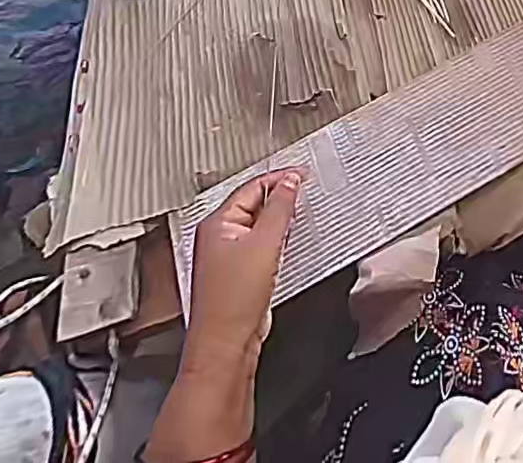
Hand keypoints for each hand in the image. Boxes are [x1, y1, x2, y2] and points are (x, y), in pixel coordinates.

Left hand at [185, 170, 302, 367]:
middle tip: (305, 190)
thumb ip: (280, 207)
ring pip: (259, 224)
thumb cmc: (233, 302)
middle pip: (254, 203)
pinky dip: (277, 238)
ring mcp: (227, 256)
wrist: (226, 347)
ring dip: (280, 218)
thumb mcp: (265, 243)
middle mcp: (218, 237)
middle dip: (281, 196)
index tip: (303, 174)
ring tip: (299, 214)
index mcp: (217, 224)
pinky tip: (287, 242)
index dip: (280, 178)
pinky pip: (261, 244)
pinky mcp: (239, 273)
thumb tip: (290, 182)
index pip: (252, 186)